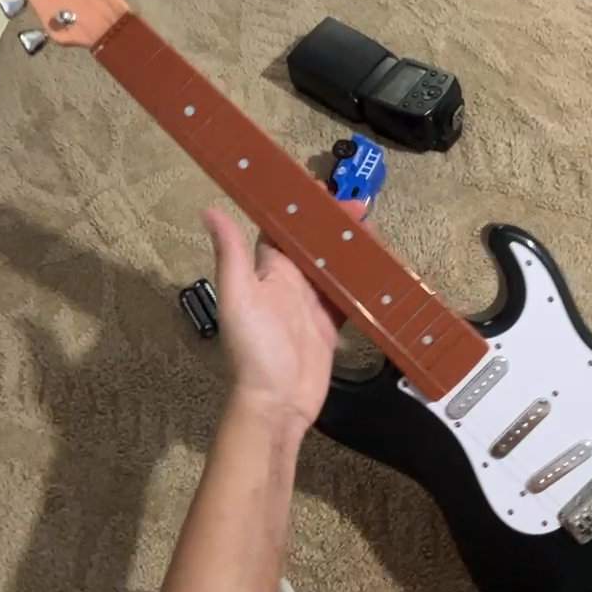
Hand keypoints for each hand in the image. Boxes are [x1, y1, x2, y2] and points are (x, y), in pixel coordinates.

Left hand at [201, 203, 365, 434]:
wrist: (277, 403)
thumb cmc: (254, 350)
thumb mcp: (238, 298)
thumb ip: (232, 255)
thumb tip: (210, 210)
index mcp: (269, 272)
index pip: (284, 229)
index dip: (301, 208)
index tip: (323, 188)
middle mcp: (291, 284)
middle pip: (316, 244)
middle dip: (336, 224)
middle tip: (362, 207)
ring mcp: (313, 305)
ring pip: (336, 266)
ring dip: (353, 248)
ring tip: (375, 229)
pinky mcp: (331, 325)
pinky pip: (350, 296)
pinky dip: (363, 282)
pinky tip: (381, 268)